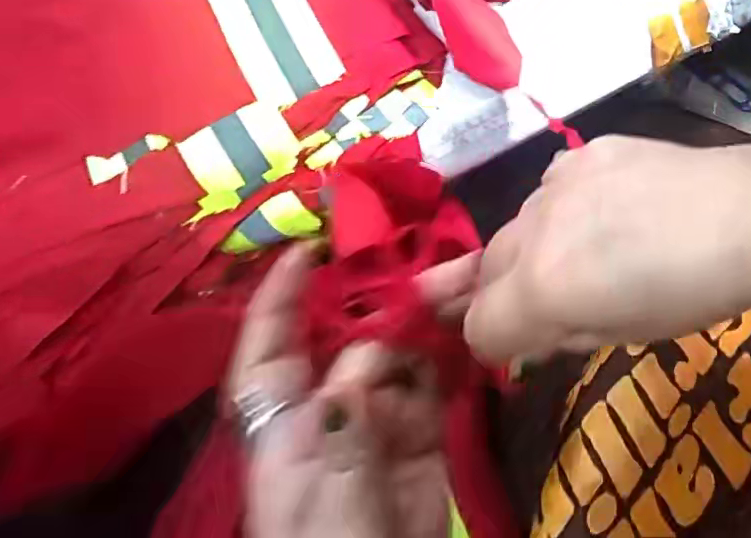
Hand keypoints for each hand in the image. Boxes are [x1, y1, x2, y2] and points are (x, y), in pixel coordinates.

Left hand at [231, 245, 476, 537]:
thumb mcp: (328, 499)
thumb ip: (343, 429)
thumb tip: (363, 365)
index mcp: (286, 422)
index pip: (271, 349)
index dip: (281, 298)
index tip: (309, 250)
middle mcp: (330, 405)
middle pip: (358, 334)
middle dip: (397, 296)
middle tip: (446, 266)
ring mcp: (379, 413)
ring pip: (406, 348)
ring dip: (438, 314)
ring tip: (474, 283)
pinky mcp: (421, 426)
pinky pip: (439, 374)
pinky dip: (459, 347)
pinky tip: (479, 321)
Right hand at [463, 136, 750, 364]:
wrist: (750, 208)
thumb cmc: (699, 290)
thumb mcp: (627, 333)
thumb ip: (560, 333)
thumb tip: (530, 333)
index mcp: (543, 285)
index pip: (479, 326)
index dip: (499, 343)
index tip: (530, 343)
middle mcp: (535, 225)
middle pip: (489, 268)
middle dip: (509, 293)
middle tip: (556, 300)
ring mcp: (559, 177)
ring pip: (519, 222)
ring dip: (536, 245)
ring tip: (590, 250)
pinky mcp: (586, 148)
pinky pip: (552, 185)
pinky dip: (564, 205)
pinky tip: (606, 209)